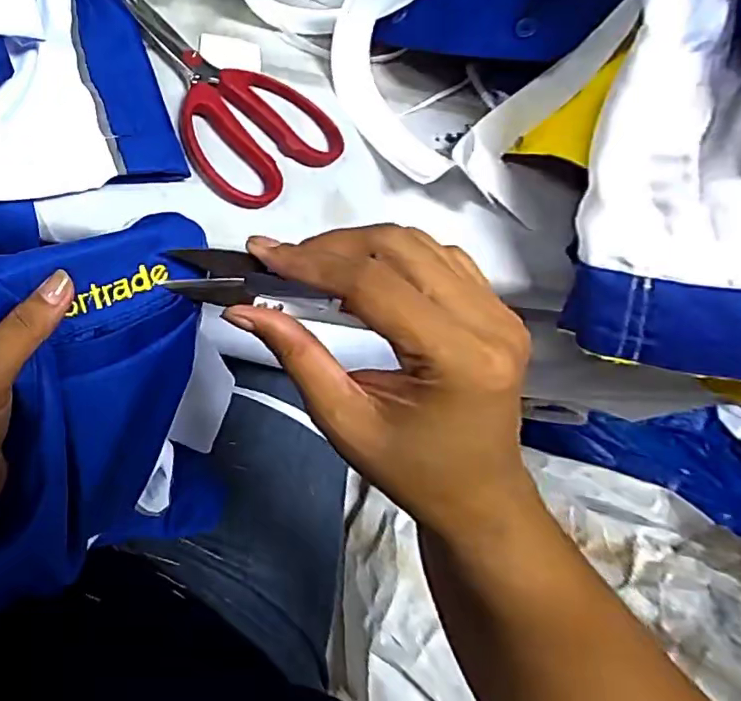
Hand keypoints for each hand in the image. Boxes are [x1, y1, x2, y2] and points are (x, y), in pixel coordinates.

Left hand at [0, 269, 73, 605]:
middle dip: (43, 306)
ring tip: (100, 306)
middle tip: (96, 279)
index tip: (68, 255)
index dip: (23, 273)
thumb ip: (24, 327)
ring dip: (51, 337)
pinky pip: (30, 379)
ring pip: (22, 350)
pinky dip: (52, 369)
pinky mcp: (2, 410)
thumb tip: (64, 275)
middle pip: (8, 319)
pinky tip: (85, 350)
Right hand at [223, 226, 535, 541]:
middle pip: (396, 248)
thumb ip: (295, 354)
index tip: (262, 253)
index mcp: (457, 358)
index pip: (373, 284)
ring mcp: (498, 313)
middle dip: (329, 246)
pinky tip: (360, 272)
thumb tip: (242, 309)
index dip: (311, 263)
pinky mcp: (495, 309)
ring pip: (416, 242)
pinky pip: (437, 254)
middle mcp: (489, 325)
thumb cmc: (410, 468)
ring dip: (356, 244)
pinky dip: (389, 252)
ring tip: (313, 265)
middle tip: (283, 263)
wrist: (478, 498)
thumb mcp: (341, 418)